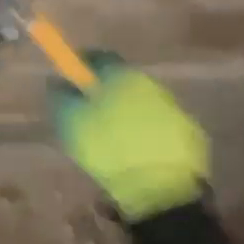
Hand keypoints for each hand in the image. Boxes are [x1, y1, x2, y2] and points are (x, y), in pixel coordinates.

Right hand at [48, 52, 209, 220]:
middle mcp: (150, 84)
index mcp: (121, 77)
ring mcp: (172, 107)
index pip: (97, 57)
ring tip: (107, 134)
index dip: (79, 65)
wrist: (159, 186)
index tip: (67, 79)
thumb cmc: (107, 147)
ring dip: (122, 110)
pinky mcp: (186, 132)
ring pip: (138, 100)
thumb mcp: (70, 122)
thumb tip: (58, 80)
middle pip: (119, 79)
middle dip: (101, 90)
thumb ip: (60, 96)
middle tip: (84, 110)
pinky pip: (154, 121)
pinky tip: (130, 148)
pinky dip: (140, 128)